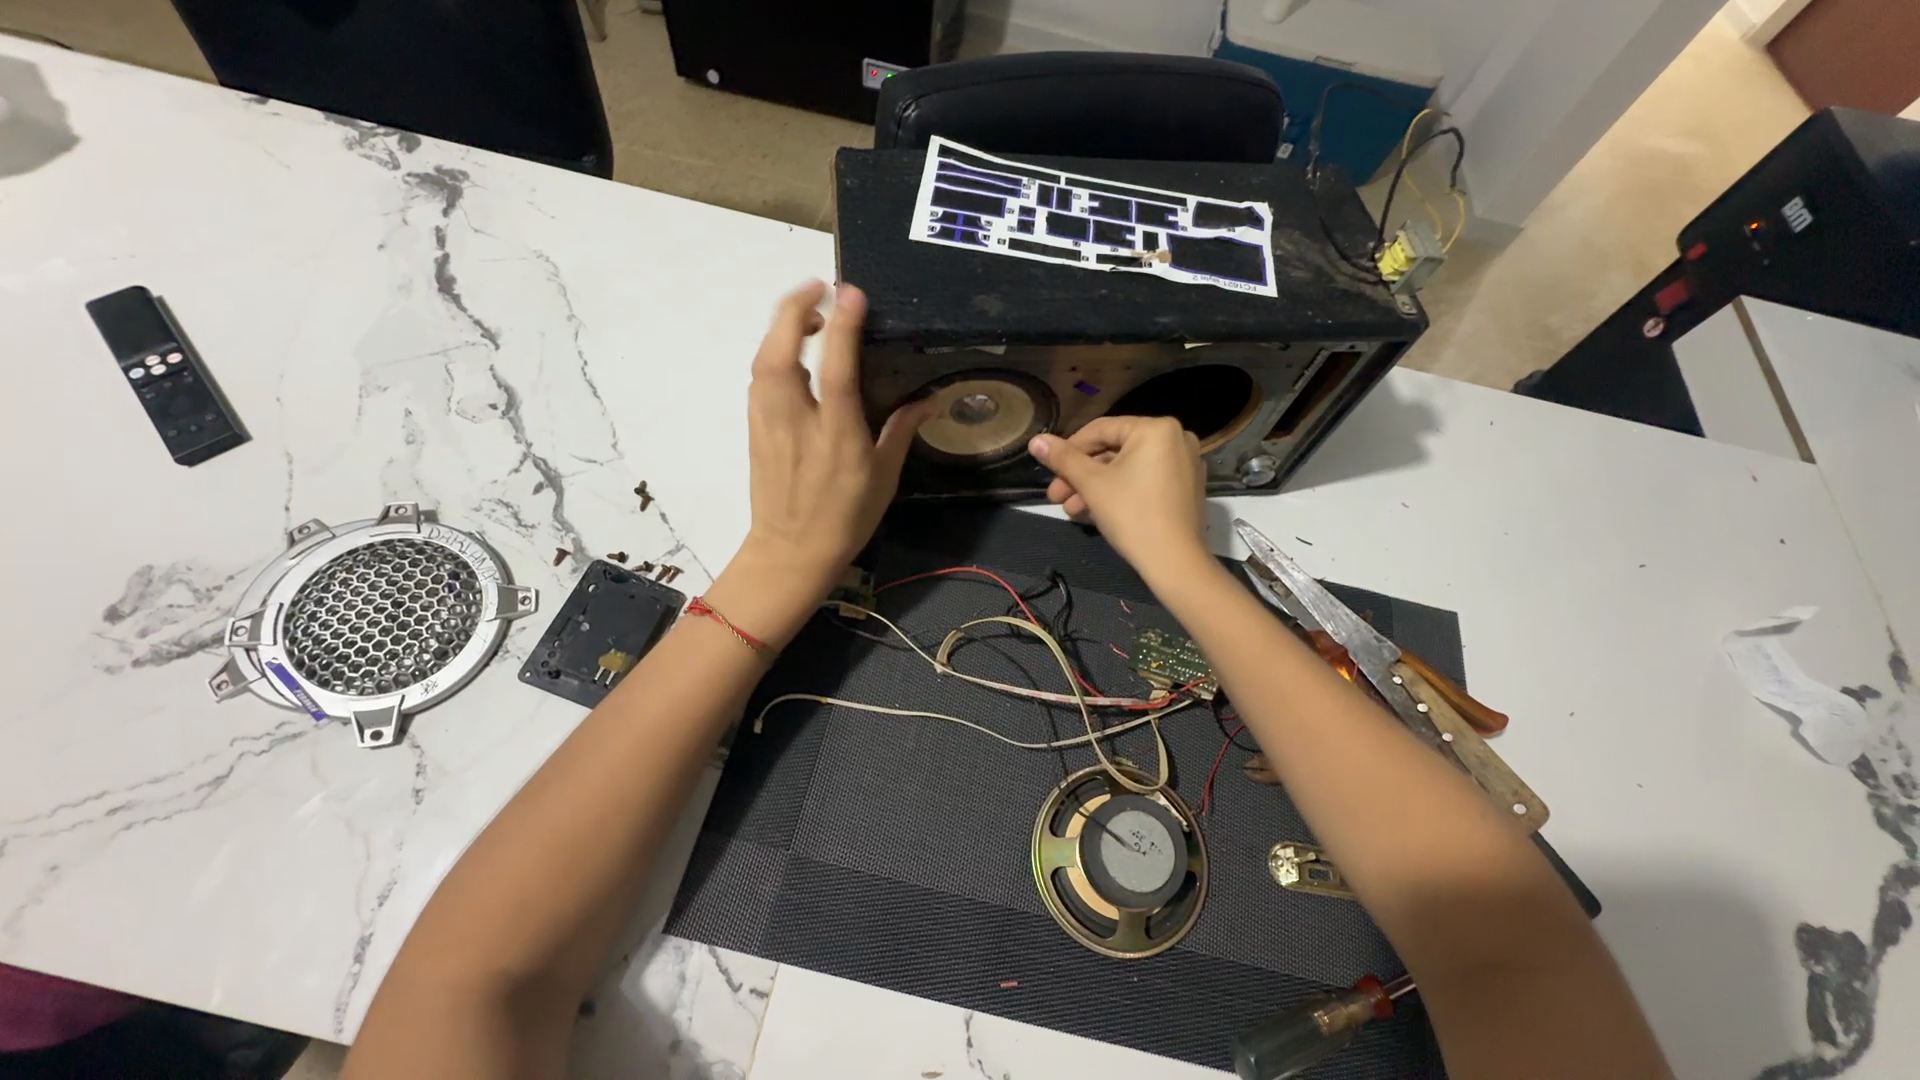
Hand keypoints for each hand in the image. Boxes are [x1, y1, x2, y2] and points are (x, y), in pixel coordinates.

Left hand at [737, 281, 931, 588]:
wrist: (791, 552)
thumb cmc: (845, 518)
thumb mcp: (884, 477)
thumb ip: (901, 430)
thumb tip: (929, 399)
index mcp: (836, 435)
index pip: (835, 369)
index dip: (841, 327)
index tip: (850, 293)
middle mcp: (796, 422)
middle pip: (780, 353)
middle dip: (793, 310)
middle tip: (818, 288)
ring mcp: (769, 423)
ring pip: (764, 361)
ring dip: (781, 327)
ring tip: (807, 314)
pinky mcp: (755, 428)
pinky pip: (760, 379)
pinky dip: (773, 353)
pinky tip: (792, 351)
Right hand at [1028, 417, 1210, 583]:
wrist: (1173, 562)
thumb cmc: (1131, 514)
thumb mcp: (1091, 484)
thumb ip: (1063, 458)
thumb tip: (1035, 440)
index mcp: (1156, 428)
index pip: (1101, 429)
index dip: (1069, 448)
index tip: (1049, 469)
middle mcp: (1176, 438)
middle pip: (1114, 450)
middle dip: (1081, 475)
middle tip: (1055, 495)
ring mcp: (1184, 464)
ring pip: (1127, 468)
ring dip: (1095, 487)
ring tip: (1070, 509)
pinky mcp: (1186, 487)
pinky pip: (1144, 480)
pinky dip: (1120, 491)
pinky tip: (1095, 511)